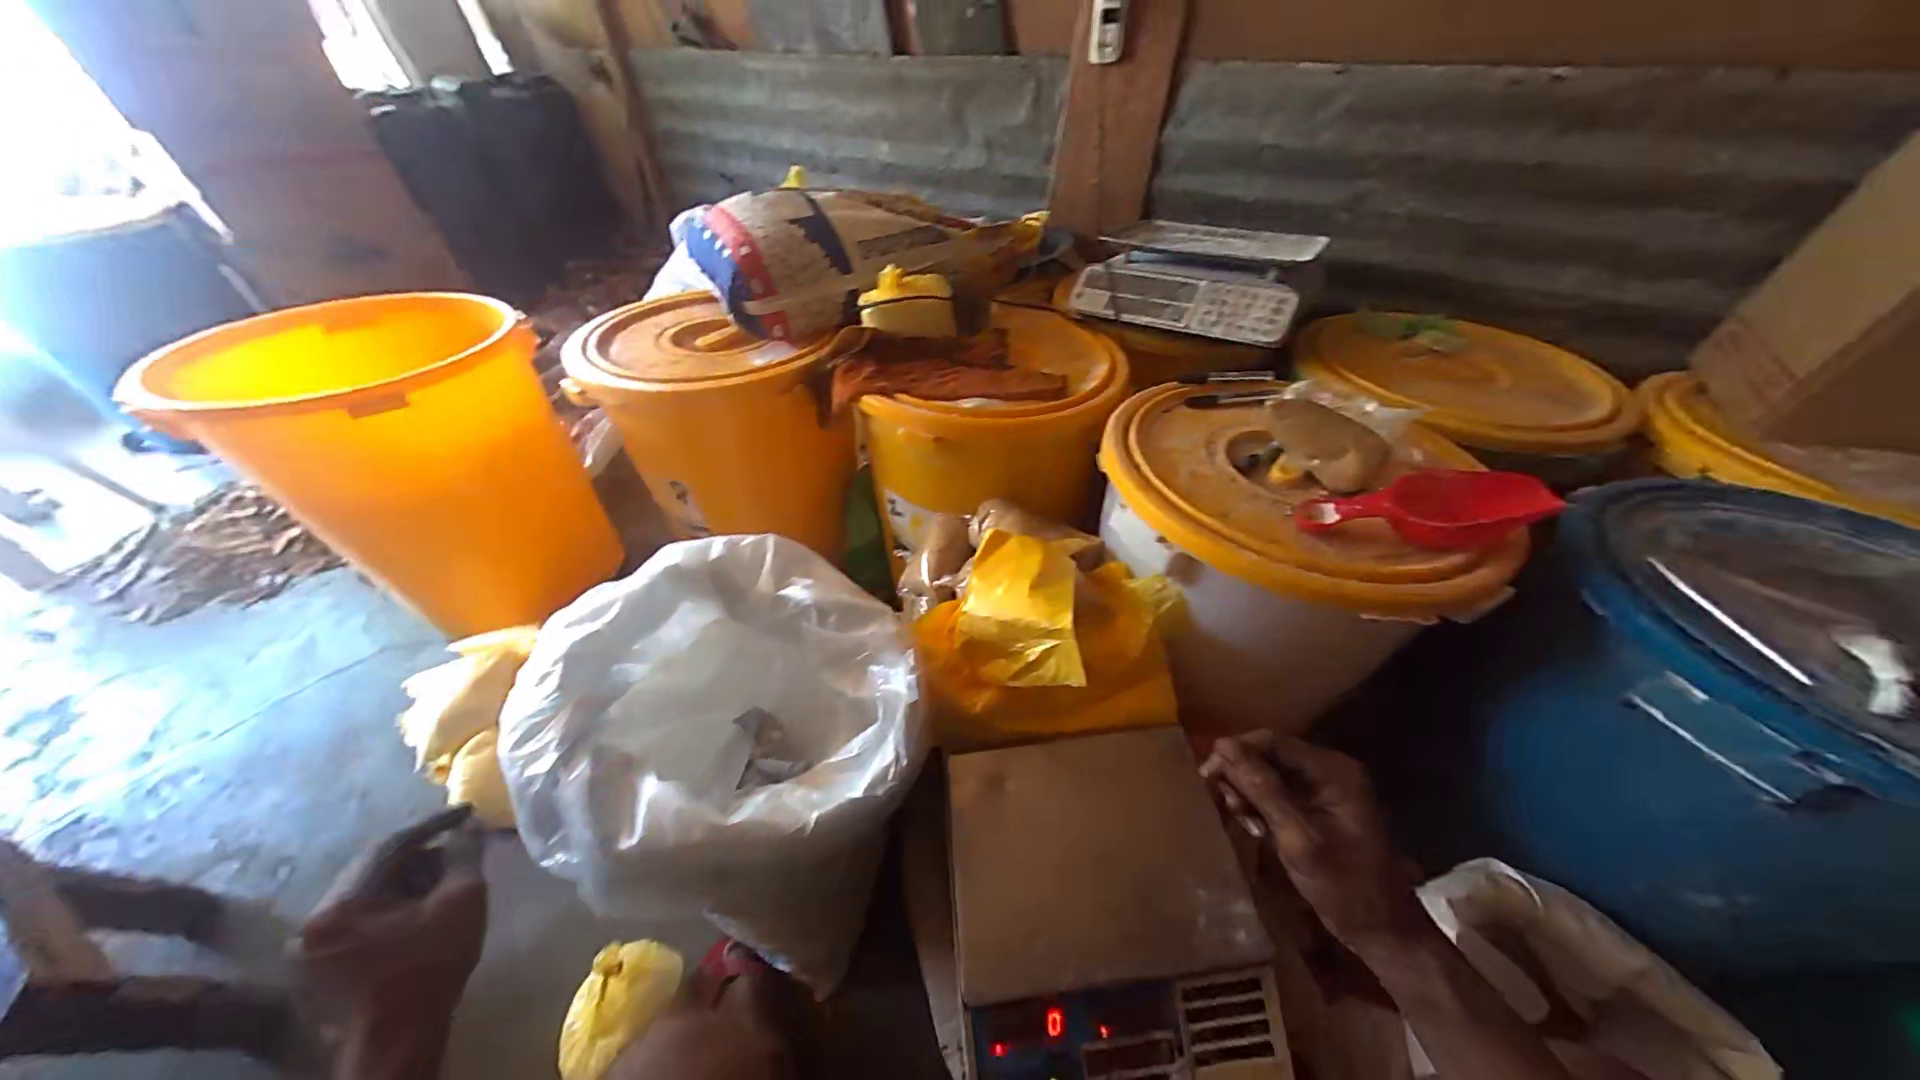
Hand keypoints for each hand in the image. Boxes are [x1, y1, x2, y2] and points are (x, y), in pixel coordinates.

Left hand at [301, 806, 487, 1029]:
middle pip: (376, 869)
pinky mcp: (323, 966)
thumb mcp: (461, 900)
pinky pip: (362, 917)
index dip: (435, 823)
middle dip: (423, 855)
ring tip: (448, 881)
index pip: (391, 845)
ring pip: (369, 893)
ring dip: (410, 880)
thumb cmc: (430, 966)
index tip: (468, 811)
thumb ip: (465, 856)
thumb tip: (468, 826)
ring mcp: (313, 947)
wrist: (398, 1042)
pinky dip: (396, 905)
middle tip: (461, 849)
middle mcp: (315, 921)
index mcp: (341, 903)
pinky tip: (425, 910)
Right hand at [1200, 733, 1426, 950]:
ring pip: (1267, 771)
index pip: (1272, 742)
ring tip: (1243, 821)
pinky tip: (1255, 828)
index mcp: (1332, 771)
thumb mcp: (1297, 837)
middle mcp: (1328, 770)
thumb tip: (1223, 746)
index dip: (1235, 752)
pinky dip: (1259, 805)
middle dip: (1240, 775)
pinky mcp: (1314, 805)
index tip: (1207, 775)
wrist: (1381, 931)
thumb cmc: (1343, 887)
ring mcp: (1322, 788)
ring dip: (1247, 792)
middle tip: (1227, 805)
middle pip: (1267, 753)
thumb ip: (1261, 789)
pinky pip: (1275, 790)